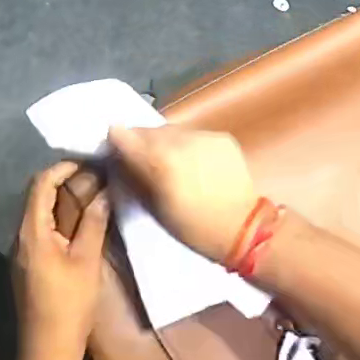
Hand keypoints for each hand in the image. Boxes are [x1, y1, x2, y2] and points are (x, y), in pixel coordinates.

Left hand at [12, 162, 110, 359]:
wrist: (47, 354)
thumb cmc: (68, 306)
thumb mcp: (86, 260)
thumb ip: (94, 222)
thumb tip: (105, 190)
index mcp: (31, 231)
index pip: (40, 183)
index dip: (63, 168)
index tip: (90, 163)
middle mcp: (20, 236)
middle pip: (38, 195)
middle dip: (65, 180)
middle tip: (97, 176)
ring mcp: (21, 251)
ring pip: (40, 212)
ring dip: (64, 199)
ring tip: (94, 194)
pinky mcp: (28, 264)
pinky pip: (41, 228)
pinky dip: (60, 217)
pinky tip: (82, 223)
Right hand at [108, 126, 258, 261]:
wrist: (244, 229)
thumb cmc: (194, 228)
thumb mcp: (156, 209)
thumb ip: (135, 177)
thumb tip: (119, 158)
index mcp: (159, 161)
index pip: (123, 134)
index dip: (116, 140)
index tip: (115, 148)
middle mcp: (179, 140)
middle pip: (147, 130)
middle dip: (141, 141)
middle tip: (144, 159)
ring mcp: (202, 135)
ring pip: (171, 130)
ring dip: (165, 141)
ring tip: (171, 162)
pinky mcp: (221, 136)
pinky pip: (194, 134)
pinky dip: (188, 144)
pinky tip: (195, 162)